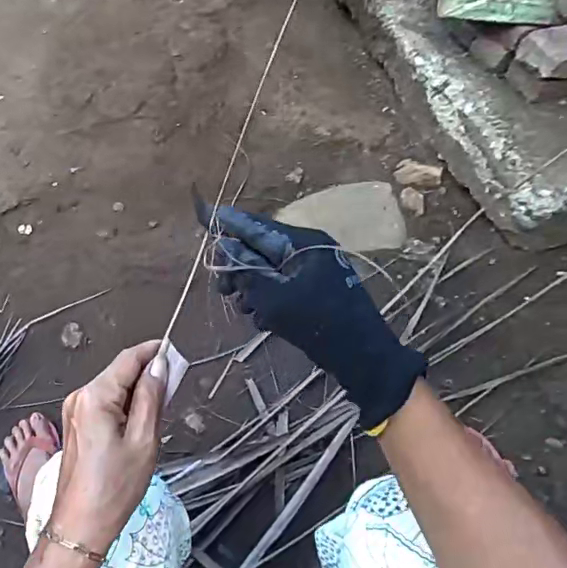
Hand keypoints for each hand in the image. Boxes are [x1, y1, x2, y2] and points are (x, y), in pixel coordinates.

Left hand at [51, 340, 167, 557]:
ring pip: (113, 388)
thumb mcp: (144, 440)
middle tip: (174, 390)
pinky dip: (125, 407)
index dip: (154, 352)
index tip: (176, 354)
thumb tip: (160, 366)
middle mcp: (79, 397)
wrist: (80, 526)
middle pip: (120, 371)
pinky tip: (140, 425)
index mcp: (94, 396)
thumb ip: (152, 397)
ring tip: (160, 414)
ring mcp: (74, 411)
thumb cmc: (113, 489)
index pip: (128, 358)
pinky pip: (104, 404)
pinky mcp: (76, 425)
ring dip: (138, 393)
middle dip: (148, 375)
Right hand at [209, 206, 426, 429]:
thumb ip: (246, 269)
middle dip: (237, 267)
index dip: (229, 222)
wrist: (362, 356)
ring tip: (246, 308)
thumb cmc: (318, 323)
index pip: (257, 226)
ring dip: (250, 287)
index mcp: (302, 243)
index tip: (204, 211)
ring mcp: (312, 270)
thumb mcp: (274, 297)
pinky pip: (280, 285)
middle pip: (259, 248)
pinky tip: (262, 318)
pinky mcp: (312, 289)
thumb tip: (225, 246)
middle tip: (222, 289)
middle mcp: (307, 250)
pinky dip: (266, 299)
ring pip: (267, 269)